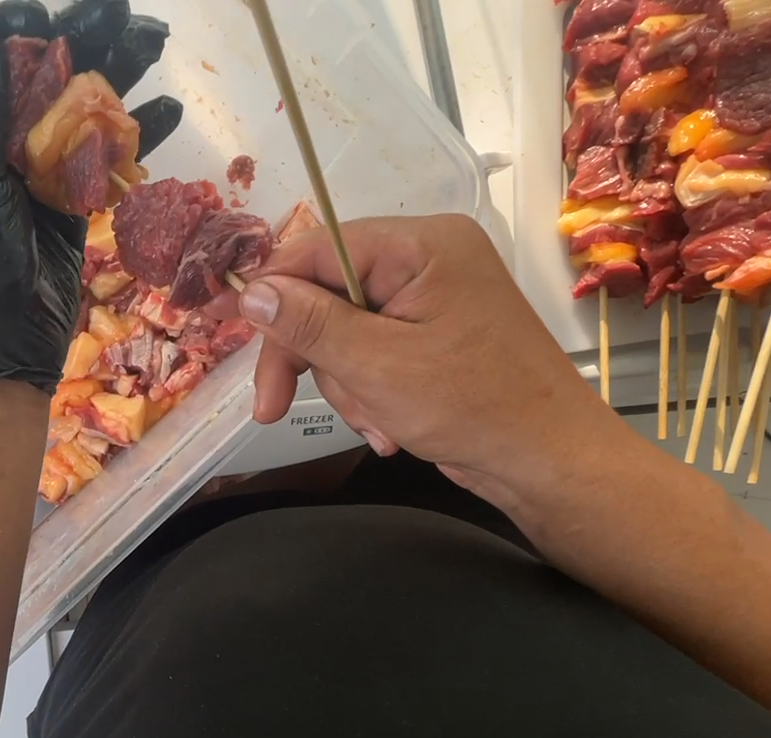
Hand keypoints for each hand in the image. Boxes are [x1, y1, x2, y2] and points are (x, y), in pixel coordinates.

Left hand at [0, 2, 180, 394]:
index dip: (19, 29)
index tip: (51, 11)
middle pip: (41, 78)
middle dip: (83, 41)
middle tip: (126, 14)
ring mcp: (35, 180)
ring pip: (78, 114)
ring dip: (117, 77)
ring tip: (153, 43)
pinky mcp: (70, 210)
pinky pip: (104, 162)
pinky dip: (134, 138)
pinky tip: (168, 111)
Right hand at [211, 214, 627, 504]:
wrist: (543, 460)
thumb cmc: (471, 406)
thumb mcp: (376, 365)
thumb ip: (309, 324)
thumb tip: (252, 292)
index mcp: (420, 245)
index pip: (317, 249)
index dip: (268, 291)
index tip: (226, 328)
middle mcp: (423, 260)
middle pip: (323, 295)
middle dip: (307, 358)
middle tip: (272, 409)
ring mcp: (426, 299)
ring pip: (338, 333)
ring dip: (343, 386)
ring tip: (374, 422)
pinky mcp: (426, 335)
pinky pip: (366, 353)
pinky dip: (366, 393)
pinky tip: (387, 427)